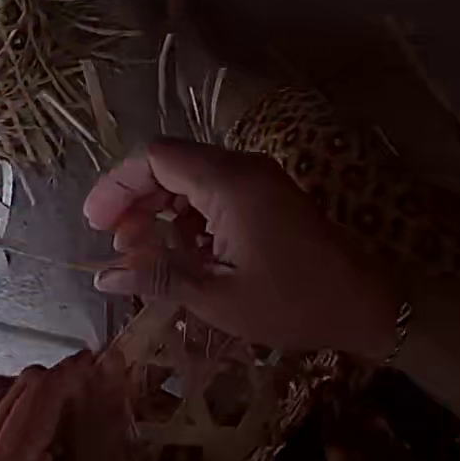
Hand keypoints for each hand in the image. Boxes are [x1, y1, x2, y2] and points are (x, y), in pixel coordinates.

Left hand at [0, 353, 137, 460]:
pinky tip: (27, 427)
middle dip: (58, 385)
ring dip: (31, 395)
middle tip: (98, 399)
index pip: (35, 398)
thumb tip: (106, 365)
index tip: (109, 363)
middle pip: (12, 392)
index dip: (74, 372)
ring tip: (66, 417)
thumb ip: (101, 427)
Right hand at [82, 138, 403, 358]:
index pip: (155, 158)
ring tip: (141, 254)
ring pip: (191, 178)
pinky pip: (215, 192)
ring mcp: (258, 179)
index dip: (118, 185)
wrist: (364, 302)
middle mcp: (242, 168)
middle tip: (116, 244)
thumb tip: (104, 276)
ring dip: (161, 210)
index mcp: (229, 183)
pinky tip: (181, 254)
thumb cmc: (291, 302)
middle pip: (170, 164)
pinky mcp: (266, 195)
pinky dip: (189, 217)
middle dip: (136, 200)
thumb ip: (158, 277)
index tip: (96, 223)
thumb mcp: (218, 296)